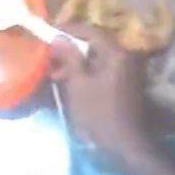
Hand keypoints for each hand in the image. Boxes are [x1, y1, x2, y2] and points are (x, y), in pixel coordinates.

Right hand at [50, 25, 158, 164]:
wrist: (125, 145)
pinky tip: (66, 80)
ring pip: (95, 58)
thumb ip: (70, 57)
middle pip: (93, 44)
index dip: (67, 29)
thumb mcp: (79, 82)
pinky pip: (100, 70)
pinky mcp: (122, 84)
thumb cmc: (99, 112)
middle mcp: (124, 58)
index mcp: (115, 54)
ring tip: (53, 70)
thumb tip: (59, 36)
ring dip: (74, 61)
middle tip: (49, 52)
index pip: (89, 31)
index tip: (49, 29)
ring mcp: (125, 72)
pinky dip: (83, 72)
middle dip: (69, 47)